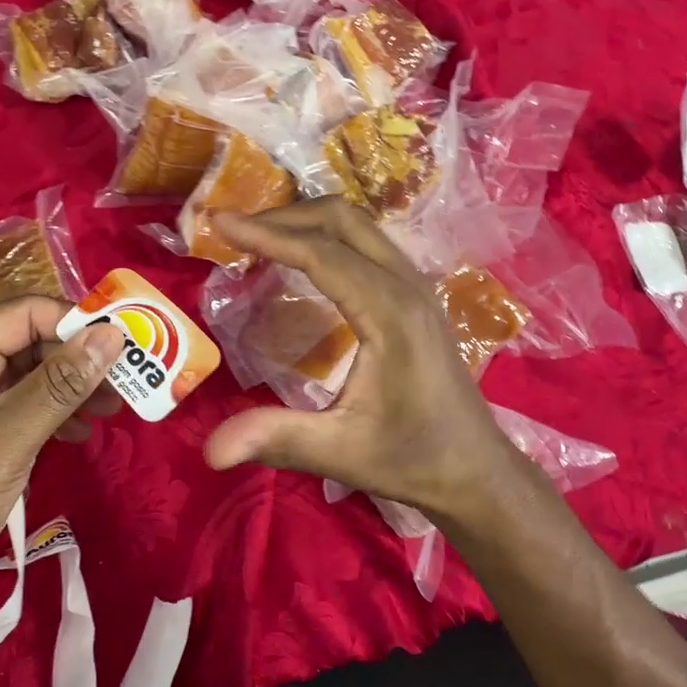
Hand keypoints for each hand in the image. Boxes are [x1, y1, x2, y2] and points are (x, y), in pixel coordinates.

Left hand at [0, 297, 124, 623]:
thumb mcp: (8, 437)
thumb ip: (62, 383)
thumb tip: (113, 333)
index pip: (28, 312)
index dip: (79, 324)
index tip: (130, 347)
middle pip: (27, 342)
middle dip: (77, 361)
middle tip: (128, 386)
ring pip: (24, 377)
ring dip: (68, 391)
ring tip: (110, 412)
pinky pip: (13, 408)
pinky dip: (47, 416)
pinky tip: (76, 435)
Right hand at [204, 200, 513, 518]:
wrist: (477, 470)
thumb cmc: (413, 458)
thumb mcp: (342, 453)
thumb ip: (278, 439)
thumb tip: (209, 451)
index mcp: (390, 313)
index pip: (320, 253)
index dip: (266, 234)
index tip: (219, 221)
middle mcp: (406, 285)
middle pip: (341, 219)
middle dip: (283, 216)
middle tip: (234, 230)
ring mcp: (415, 284)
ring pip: (356, 224)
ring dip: (305, 221)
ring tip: (257, 238)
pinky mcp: (414, 292)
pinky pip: (366, 241)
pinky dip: (325, 235)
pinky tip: (299, 258)